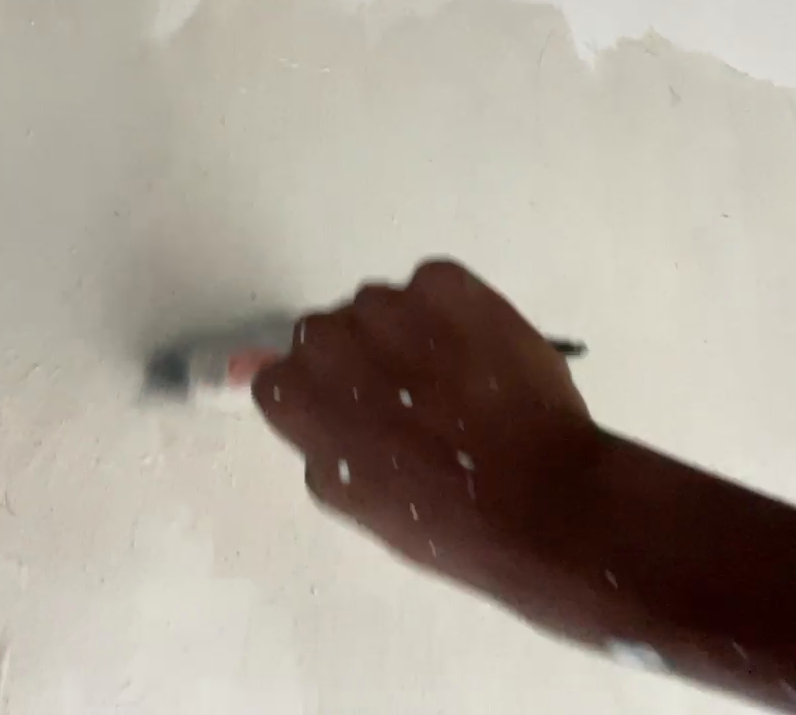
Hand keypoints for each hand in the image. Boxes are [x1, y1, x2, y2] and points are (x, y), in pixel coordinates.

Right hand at [253, 260, 603, 621]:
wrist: (542, 502)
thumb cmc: (435, 516)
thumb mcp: (347, 490)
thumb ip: (302, 424)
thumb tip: (253, 367)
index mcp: (294, 388)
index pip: (283, 372)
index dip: (324, 397)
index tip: (359, 419)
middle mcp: (328, 333)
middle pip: (330, 334)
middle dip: (360, 359)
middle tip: (410, 401)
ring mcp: (388, 301)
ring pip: (381, 309)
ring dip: (404, 333)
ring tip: (453, 382)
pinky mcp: (444, 280)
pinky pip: (432, 288)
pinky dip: (450, 312)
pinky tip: (479, 356)